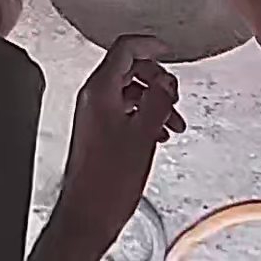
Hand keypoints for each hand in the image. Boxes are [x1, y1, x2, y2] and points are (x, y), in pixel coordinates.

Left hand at [37, 35, 186, 259]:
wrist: (88, 215)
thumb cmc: (108, 181)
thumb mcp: (143, 135)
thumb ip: (158, 101)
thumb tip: (168, 81)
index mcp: (100, 89)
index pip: (124, 48)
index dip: (148, 44)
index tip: (165, 48)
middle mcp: (94, 95)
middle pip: (128, 67)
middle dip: (155, 78)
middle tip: (173, 93)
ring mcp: (95, 111)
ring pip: (129, 89)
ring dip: (153, 99)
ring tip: (172, 119)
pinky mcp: (99, 128)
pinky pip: (124, 107)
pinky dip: (143, 112)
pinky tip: (158, 131)